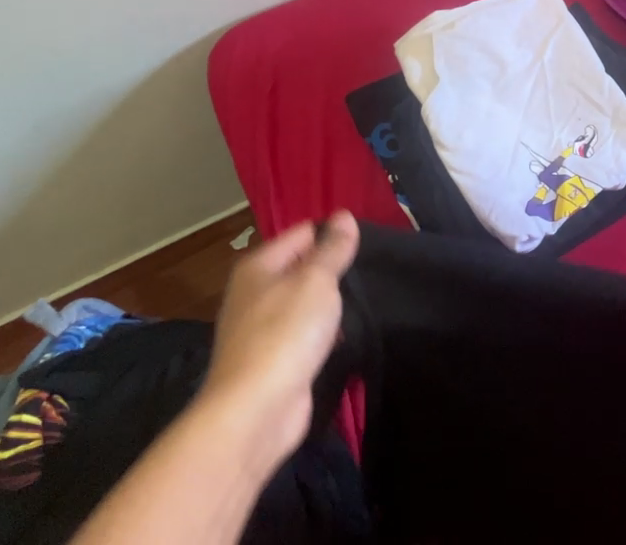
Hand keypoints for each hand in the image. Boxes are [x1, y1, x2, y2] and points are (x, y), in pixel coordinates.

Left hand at [200, 211, 360, 464]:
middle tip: (371, 270)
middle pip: (303, 267)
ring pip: (306, 300)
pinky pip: (306, 330)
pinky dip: (324, 330)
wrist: (256, 410)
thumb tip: (344, 216)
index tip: (367, 243)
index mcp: (258, 267)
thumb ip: (333, 249)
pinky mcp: (273, 357)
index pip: (302, 233)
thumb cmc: (285, 333)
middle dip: (334, 268)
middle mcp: (254, 293)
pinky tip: (346, 332)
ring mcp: (261, 328)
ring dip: (331, 302)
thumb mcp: (316, 281)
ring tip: (367, 297)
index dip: (333, 234)